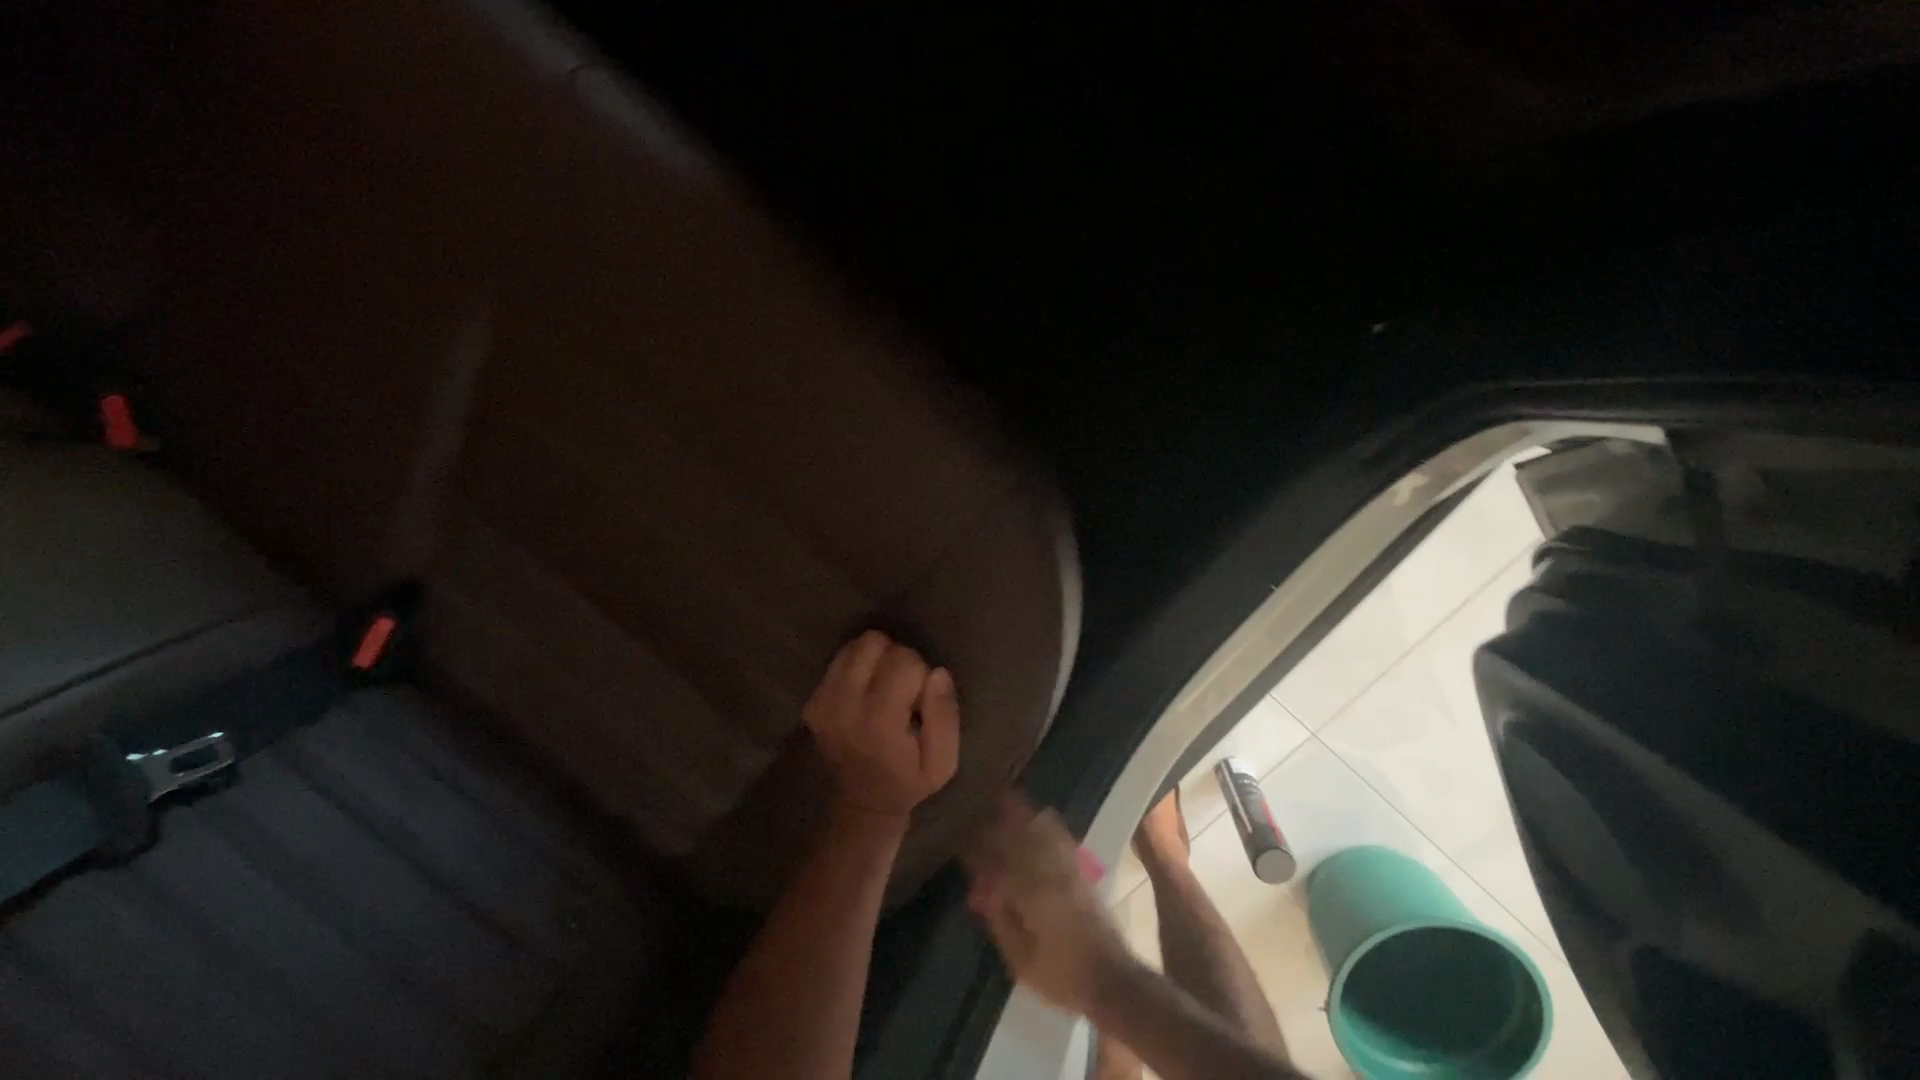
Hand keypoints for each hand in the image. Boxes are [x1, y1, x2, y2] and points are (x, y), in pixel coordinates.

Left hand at [803, 631, 961, 818]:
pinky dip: (858, 667)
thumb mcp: (943, 762)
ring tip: (884, 687)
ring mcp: (822, 702)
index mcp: (878, 722)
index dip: (920, 672)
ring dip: (875, 659)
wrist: (863, 802)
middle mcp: (843, 706)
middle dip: (895, 657)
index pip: (903, 660)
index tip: (920, 699)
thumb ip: (945, 716)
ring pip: (853, 646)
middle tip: (903, 687)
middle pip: (872, 643)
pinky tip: (866, 692)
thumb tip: (937, 673)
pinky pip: (839, 660)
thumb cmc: (909, 780)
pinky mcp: (812, 702)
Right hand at [965, 792, 1134, 1015]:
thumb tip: (987, 889)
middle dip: (998, 819)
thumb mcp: (1021, 960)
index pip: (997, 860)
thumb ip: (1001, 921)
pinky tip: (1043, 815)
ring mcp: (1069, 870)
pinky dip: (1049, 824)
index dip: (978, 847)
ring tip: (1006, 798)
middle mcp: (1050, 872)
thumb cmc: (1062, 975)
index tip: (961, 836)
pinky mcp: (1083, 874)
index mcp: (1030, 892)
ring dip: (1023, 815)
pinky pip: (1062, 839)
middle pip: (1020, 836)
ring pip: (1043, 832)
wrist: (1111, 979)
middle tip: (980, 804)